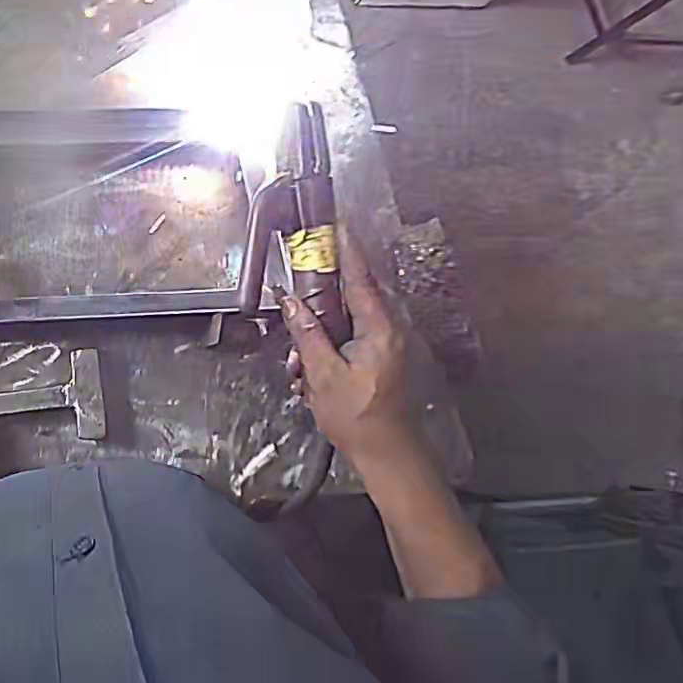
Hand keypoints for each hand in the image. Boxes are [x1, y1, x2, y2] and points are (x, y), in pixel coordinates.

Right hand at [281, 232, 409, 456]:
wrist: (389, 454)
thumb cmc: (357, 416)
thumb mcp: (323, 374)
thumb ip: (307, 333)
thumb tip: (290, 301)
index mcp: (380, 331)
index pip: (361, 281)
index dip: (348, 253)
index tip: (339, 228)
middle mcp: (392, 332)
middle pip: (358, 295)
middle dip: (328, 291)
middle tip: (305, 282)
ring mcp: (391, 346)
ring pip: (354, 318)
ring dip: (325, 325)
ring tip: (302, 356)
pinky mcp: (385, 359)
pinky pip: (356, 335)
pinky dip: (333, 340)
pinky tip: (312, 366)